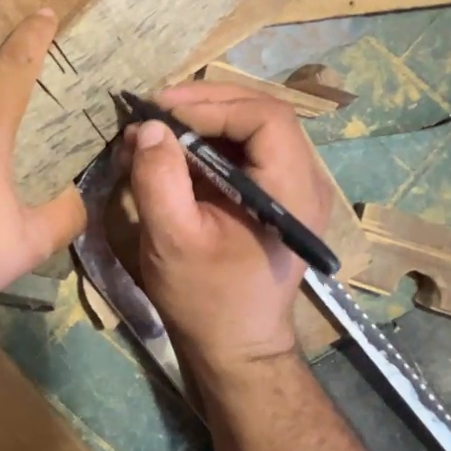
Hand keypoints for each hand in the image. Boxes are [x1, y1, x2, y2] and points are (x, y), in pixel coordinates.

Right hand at [126, 82, 332, 369]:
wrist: (235, 347)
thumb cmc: (206, 298)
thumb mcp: (172, 239)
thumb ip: (159, 178)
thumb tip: (147, 126)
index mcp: (290, 192)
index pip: (266, 117)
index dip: (213, 105)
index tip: (162, 113)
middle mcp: (304, 181)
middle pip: (263, 113)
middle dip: (206, 103)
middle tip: (155, 107)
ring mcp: (291, 187)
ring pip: (253, 126)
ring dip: (205, 117)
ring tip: (159, 124)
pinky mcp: (272, 195)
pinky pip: (245, 149)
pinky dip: (208, 139)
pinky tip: (175, 147)